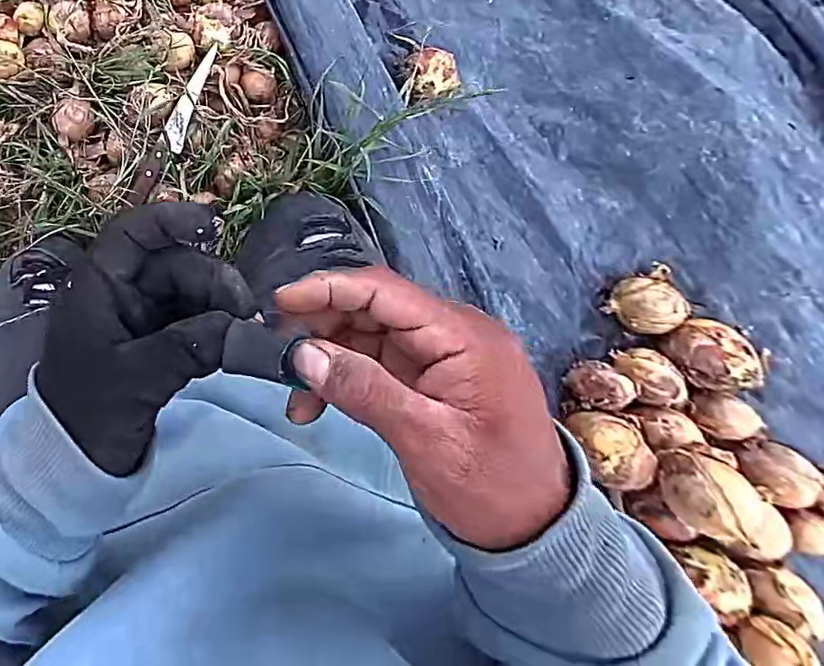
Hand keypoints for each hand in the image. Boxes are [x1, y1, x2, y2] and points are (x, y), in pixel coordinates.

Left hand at [37, 202, 256, 475]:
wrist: (69, 467)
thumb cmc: (87, 417)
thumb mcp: (135, 380)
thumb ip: (188, 347)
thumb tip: (242, 327)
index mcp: (98, 287)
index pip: (131, 233)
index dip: (170, 218)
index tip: (214, 224)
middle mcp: (119, 293)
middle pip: (174, 264)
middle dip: (213, 282)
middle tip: (245, 315)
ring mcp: (138, 316)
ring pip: (189, 291)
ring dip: (220, 306)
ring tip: (243, 334)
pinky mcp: (155, 341)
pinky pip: (193, 318)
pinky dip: (215, 326)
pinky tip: (233, 343)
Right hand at [278, 267, 570, 549]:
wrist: (542, 536)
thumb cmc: (494, 489)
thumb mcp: (426, 441)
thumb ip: (364, 390)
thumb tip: (303, 354)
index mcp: (462, 334)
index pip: (383, 291)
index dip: (328, 289)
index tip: (281, 302)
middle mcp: (451, 331)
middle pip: (371, 307)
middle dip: (321, 326)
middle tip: (281, 354)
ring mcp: (440, 352)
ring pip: (367, 333)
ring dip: (327, 355)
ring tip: (297, 393)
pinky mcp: (429, 373)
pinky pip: (376, 359)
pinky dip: (343, 375)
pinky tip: (317, 402)